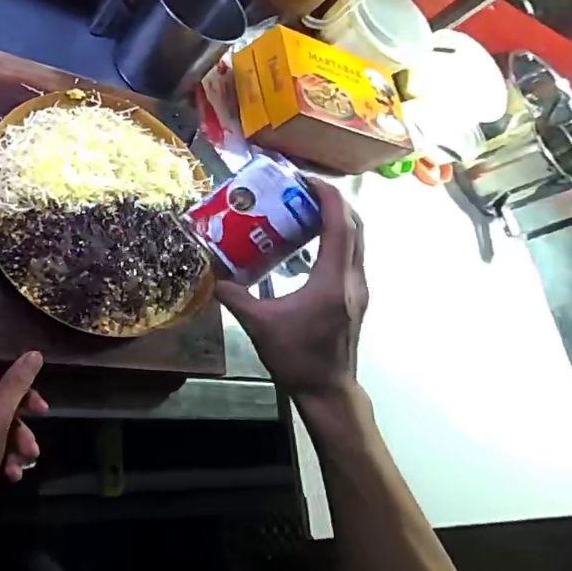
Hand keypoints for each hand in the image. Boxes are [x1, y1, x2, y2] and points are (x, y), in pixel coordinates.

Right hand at [217, 180, 366, 402]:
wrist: (328, 391)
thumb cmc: (298, 358)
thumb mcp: (260, 326)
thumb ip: (235, 297)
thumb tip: (212, 276)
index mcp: (333, 280)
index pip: (340, 224)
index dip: (327, 196)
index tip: (305, 179)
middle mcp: (354, 278)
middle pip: (355, 225)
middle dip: (333, 201)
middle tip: (303, 190)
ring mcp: (360, 288)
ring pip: (357, 240)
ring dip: (338, 219)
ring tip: (307, 209)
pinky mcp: (357, 297)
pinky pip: (352, 255)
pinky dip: (338, 238)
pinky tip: (312, 243)